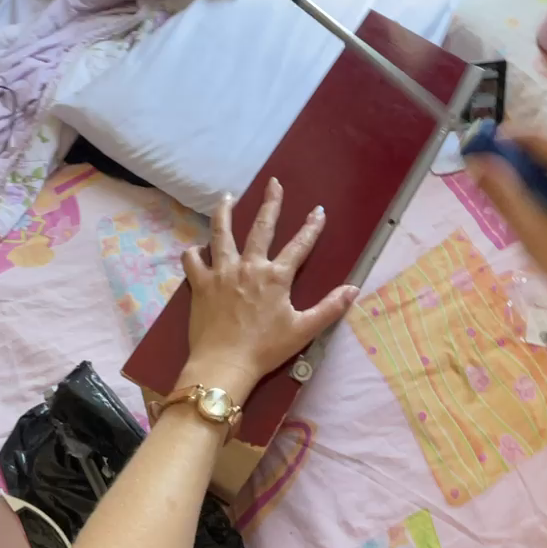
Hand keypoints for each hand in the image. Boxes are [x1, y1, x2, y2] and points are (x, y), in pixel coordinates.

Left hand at [180, 178, 358, 400]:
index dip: (311, 227)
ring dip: (224, 213)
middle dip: (270, 203)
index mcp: (276, 277)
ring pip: (221, 233)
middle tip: (274, 183)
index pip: (299, 245)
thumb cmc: (266, 349)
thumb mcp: (303, 330)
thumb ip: (329, 308)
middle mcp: (249, 267)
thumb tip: (353, 289)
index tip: (318, 210)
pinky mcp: (200, 284)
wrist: (225, 364)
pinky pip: (193, 260)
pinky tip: (197, 248)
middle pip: (261, 227)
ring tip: (226, 197)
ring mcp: (222, 273)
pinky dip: (195, 252)